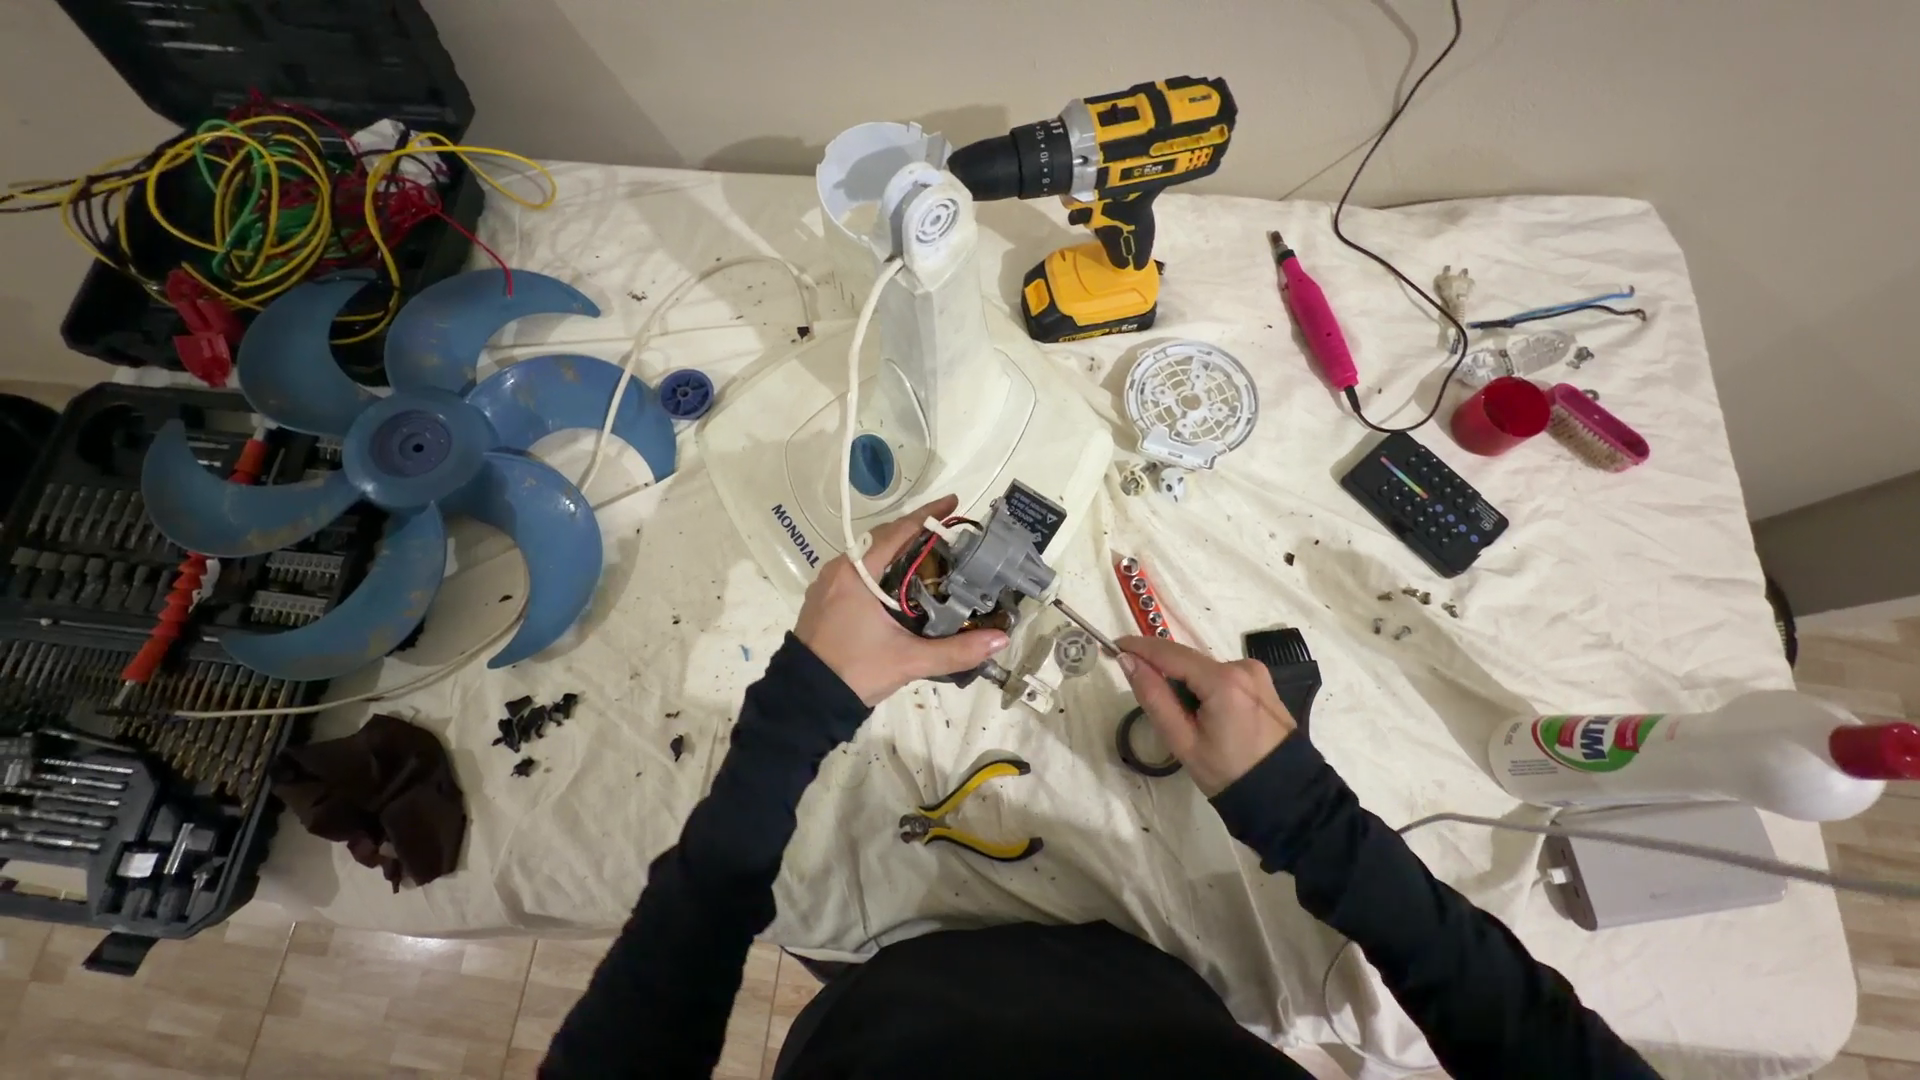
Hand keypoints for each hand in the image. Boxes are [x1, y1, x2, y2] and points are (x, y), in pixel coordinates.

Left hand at [794, 495, 1009, 705]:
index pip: (897, 532)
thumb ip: (956, 650)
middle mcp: (839, 570)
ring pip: (869, 556)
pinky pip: (859, 572)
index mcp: (856, 574)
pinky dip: (884, 569)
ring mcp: (829, 585)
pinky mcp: (826, 601)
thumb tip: (999, 639)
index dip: (928, 515)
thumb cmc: (855, 671)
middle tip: (950, 533)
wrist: (806, 700)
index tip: (954, 503)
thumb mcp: (909, 661)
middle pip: (883, 539)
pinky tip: (903, 583)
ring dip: (899, 551)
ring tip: (933, 555)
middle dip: (917, 532)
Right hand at [1118, 635, 1295, 795]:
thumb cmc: (1228, 773)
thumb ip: (1154, 697)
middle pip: (1187, 661)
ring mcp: (1256, 673)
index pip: (1171, 653)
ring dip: (1184, 683)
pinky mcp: (1262, 683)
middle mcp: (1242, 666)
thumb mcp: (1183, 741)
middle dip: (1162, 671)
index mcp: (1224, 680)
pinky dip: (1204, 688)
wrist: (1285, 797)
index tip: (1114, 644)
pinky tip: (1203, 716)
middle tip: (1142, 695)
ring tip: (1181, 720)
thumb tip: (1128, 660)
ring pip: (1203, 669)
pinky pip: (1221, 677)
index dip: (1139, 647)